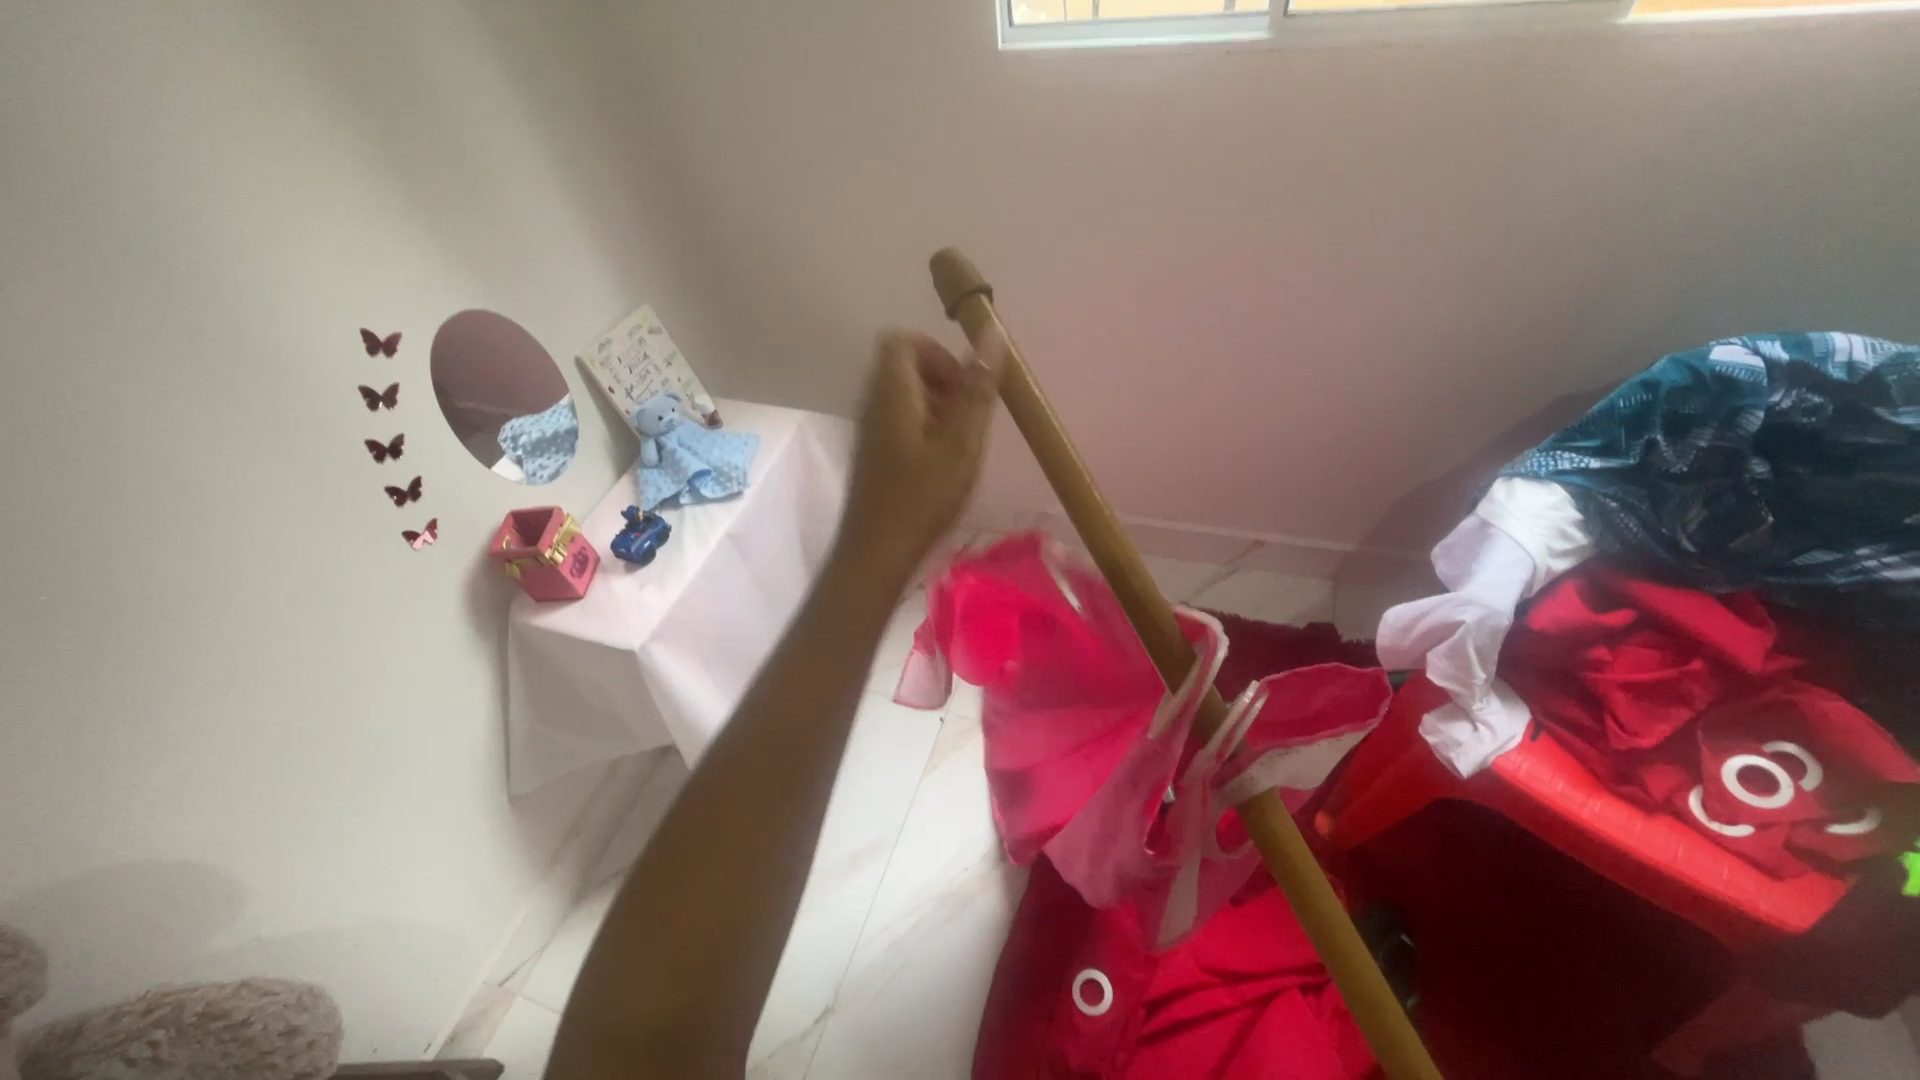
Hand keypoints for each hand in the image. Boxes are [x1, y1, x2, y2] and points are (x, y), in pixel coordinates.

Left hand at [838, 327, 1006, 576]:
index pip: (901, 340)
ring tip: (960, 443)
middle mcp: (873, 403)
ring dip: (937, 406)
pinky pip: (899, 420)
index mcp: (891, 392)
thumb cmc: (922, 498)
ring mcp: (869, 429)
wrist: (876, 553)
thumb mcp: (961, 443)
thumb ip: (977, 388)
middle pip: (903, 365)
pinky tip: (942, 464)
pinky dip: (924, 427)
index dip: (936, 351)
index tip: (963, 384)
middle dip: (942, 380)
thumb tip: (992, 335)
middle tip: (968, 416)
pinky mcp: (873, 453)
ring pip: (904, 395)